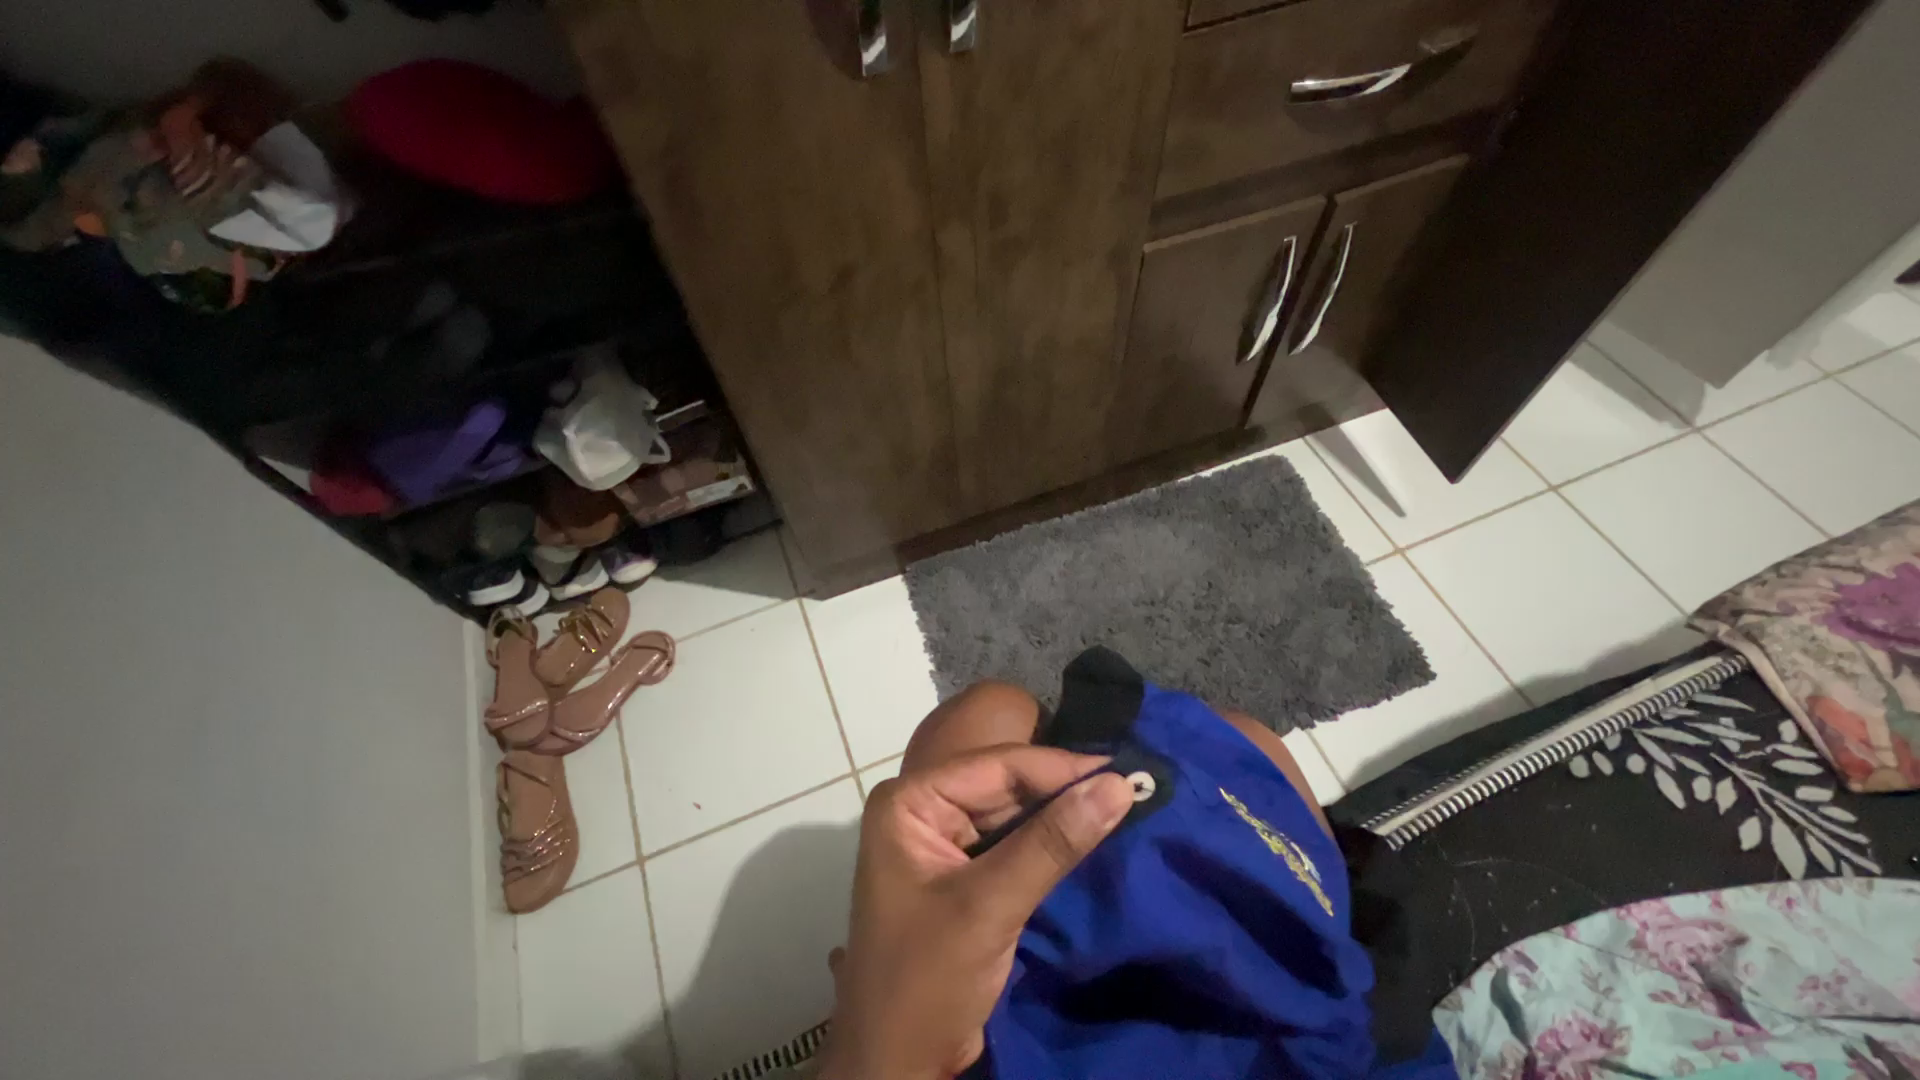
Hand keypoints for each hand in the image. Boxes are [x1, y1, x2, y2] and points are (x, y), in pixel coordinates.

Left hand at [817, 745, 1135, 1079]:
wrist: (896, 1060)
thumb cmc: (927, 977)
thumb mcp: (990, 905)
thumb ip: (1052, 843)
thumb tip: (1118, 785)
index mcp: (911, 802)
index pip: (996, 766)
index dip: (1061, 766)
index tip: (1124, 770)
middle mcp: (923, 809)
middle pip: (1005, 784)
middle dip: (1065, 788)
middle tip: (1131, 786)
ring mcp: (941, 841)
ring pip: (1013, 812)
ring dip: (1061, 813)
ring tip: (1123, 804)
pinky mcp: (962, 873)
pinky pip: (1011, 842)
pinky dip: (1048, 842)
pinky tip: (1090, 834)